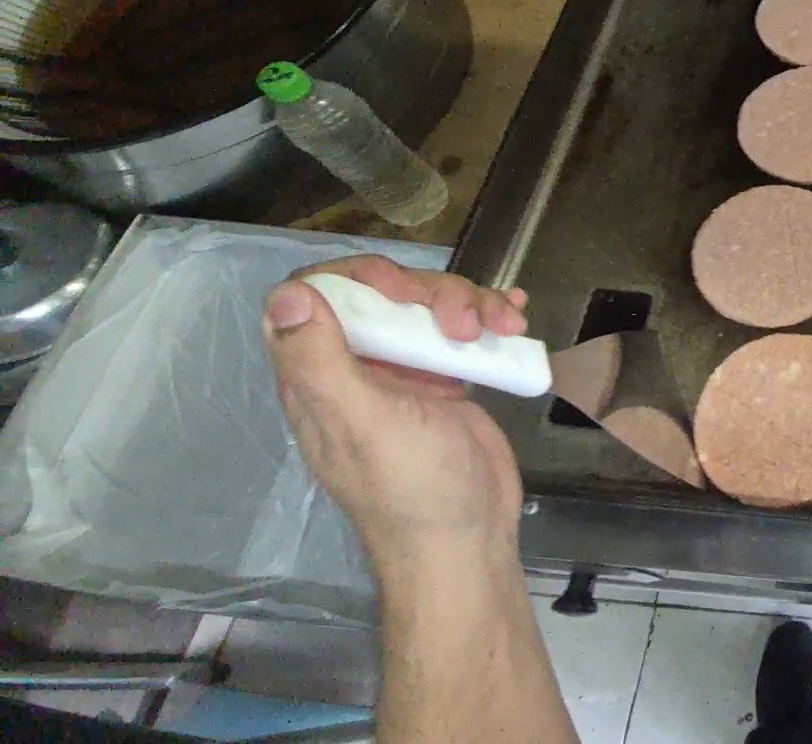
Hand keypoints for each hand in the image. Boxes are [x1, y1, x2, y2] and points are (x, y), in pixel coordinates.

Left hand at [262, 255, 531, 579]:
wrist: (469, 536)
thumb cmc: (413, 487)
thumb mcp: (365, 424)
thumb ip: (322, 363)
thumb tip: (290, 295)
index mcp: (323, 377)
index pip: (318, 298)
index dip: (361, 279)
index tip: (408, 294)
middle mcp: (365, 368)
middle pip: (391, 295)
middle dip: (438, 295)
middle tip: (469, 326)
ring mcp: (414, 374)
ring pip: (436, 307)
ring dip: (477, 303)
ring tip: (510, 325)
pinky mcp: (456, 380)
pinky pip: (471, 330)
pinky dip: (495, 314)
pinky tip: (516, 314)